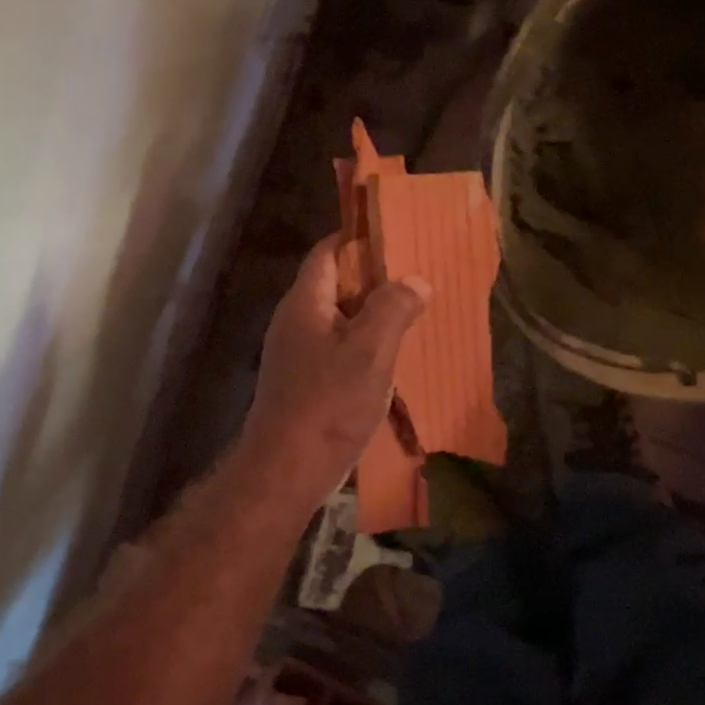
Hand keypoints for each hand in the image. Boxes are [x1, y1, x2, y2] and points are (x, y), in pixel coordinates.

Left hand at [237, 236, 429, 505]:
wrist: (287, 471)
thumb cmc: (328, 404)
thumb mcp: (370, 351)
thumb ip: (393, 308)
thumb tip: (415, 279)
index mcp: (305, 303)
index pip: (327, 253)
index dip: (358, 239)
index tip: (396, 233)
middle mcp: (295, 322)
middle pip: (335, 285)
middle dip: (374, 278)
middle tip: (417, 274)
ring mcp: (296, 356)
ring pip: (339, 321)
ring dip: (373, 316)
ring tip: (414, 313)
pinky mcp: (304, 385)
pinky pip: (338, 351)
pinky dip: (365, 347)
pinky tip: (392, 360)